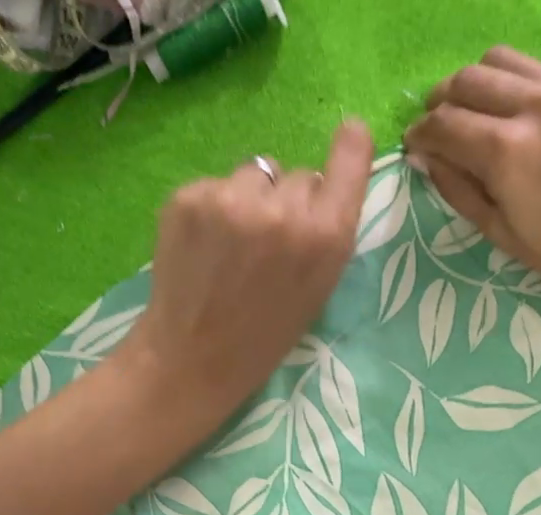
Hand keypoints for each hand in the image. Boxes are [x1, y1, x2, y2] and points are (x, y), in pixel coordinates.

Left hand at [122, 120, 374, 418]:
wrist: (195, 356)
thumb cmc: (267, 334)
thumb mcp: (318, 288)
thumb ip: (325, 234)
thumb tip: (316, 185)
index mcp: (327, 237)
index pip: (348, 164)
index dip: (350, 147)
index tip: (350, 131)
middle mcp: (285, 209)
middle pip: (298, 175)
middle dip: (289, 200)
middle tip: (270, 245)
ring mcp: (233, 199)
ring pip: (253, 175)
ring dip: (248, 199)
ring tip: (232, 246)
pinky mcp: (190, 196)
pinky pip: (215, 185)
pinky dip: (211, 209)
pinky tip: (204, 247)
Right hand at [404, 48, 540, 319]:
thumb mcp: (499, 232)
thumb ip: (456, 188)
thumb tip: (424, 157)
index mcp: (506, 152)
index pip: (442, 123)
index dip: (419, 134)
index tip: (413, 147)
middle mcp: (532, 107)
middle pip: (464, 82)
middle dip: (440, 104)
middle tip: (438, 131)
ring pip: (495, 62)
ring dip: (472, 84)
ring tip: (471, 115)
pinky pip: (531, 67)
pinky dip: (508, 81)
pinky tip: (508, 112)